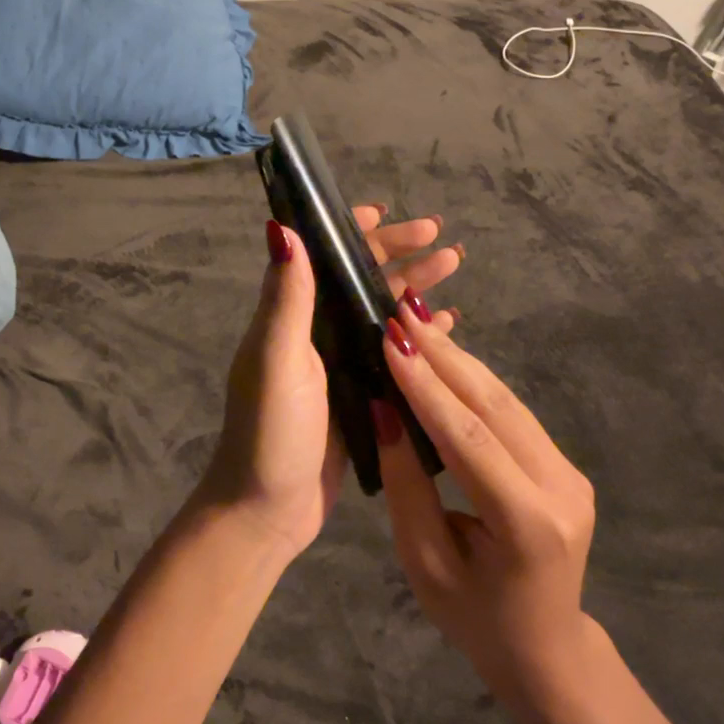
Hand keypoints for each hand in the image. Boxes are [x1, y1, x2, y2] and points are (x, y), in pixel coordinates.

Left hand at [199, 206, 461, 557]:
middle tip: (442, 240)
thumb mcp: (278, 358)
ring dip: (412, 289)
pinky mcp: (356, 397)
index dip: (350, 231)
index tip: (387, 213)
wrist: (268, 509)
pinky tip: (449, 328)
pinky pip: (391, 354)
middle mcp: (310, 333)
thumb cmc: (272, 430)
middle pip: (356, 280)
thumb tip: (283, 225)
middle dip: (396, 254)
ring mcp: (335, 366)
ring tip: (455, 268)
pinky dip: (417, 336)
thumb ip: (286, 297)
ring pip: (378, 313)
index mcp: (288, 317)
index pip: (320, 257)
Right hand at [375, 300, 596, 687]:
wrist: (545, 648)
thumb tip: (383, 410)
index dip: (426, 385)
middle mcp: (560, 489)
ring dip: (457, 359)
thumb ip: (406, 482)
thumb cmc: (472, 614)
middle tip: (397, 311)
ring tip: (413, 320)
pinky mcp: (564, 466)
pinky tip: (442, 355)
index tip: (389, 339)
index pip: (469, 437)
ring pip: (507, 401)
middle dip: (442, 354)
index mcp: (526, 523)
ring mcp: (570, 474)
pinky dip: (472, 381)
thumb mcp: (423, 558)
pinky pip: (513, 414)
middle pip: (495, 406)